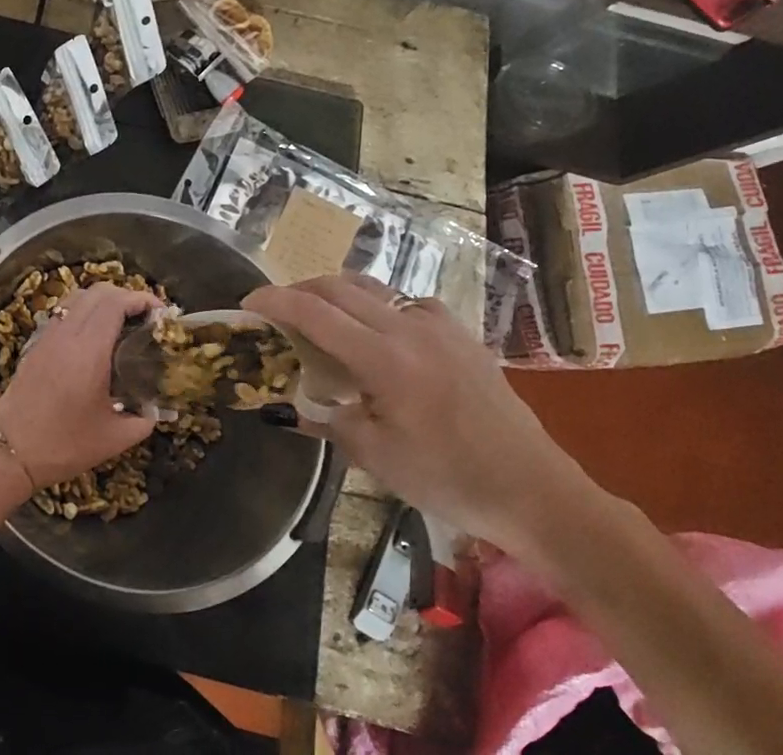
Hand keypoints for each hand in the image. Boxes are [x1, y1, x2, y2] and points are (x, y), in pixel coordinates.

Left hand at [0, 282, 159, 489]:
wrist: (10, 452)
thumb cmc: (65, 446)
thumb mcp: (117, 437)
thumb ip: (145, 417)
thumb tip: (158, 407)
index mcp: (87, 351)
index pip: (114, 303)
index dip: (140, 298)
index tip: (161, 312)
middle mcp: (64, 336)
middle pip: (96, 293)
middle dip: (125, 296)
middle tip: (145, 318)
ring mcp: (45, 339)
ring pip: (75, 300)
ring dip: (101, 302)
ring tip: (122, 324)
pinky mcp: (34, 348)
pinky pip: (61, 316)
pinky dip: (82, 313)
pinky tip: (94, 340)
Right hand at [243, 274, 600, 553]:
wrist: (536, 493)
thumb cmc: (448, 479)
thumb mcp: (372, 455)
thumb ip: (326, 418)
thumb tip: (293, 405)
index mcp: (385, 359)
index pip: (314, 311)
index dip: (273, 301)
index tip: (246, 304)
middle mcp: (412, 330)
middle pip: (340, 288)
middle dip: (298, 292)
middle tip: (273, 312)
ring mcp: (442, 329)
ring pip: (374, 289)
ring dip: (336, 295)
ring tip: (316, 319)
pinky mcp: (463, 338)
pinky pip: (408, 303)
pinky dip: (377, 306)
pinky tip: (376, 334)